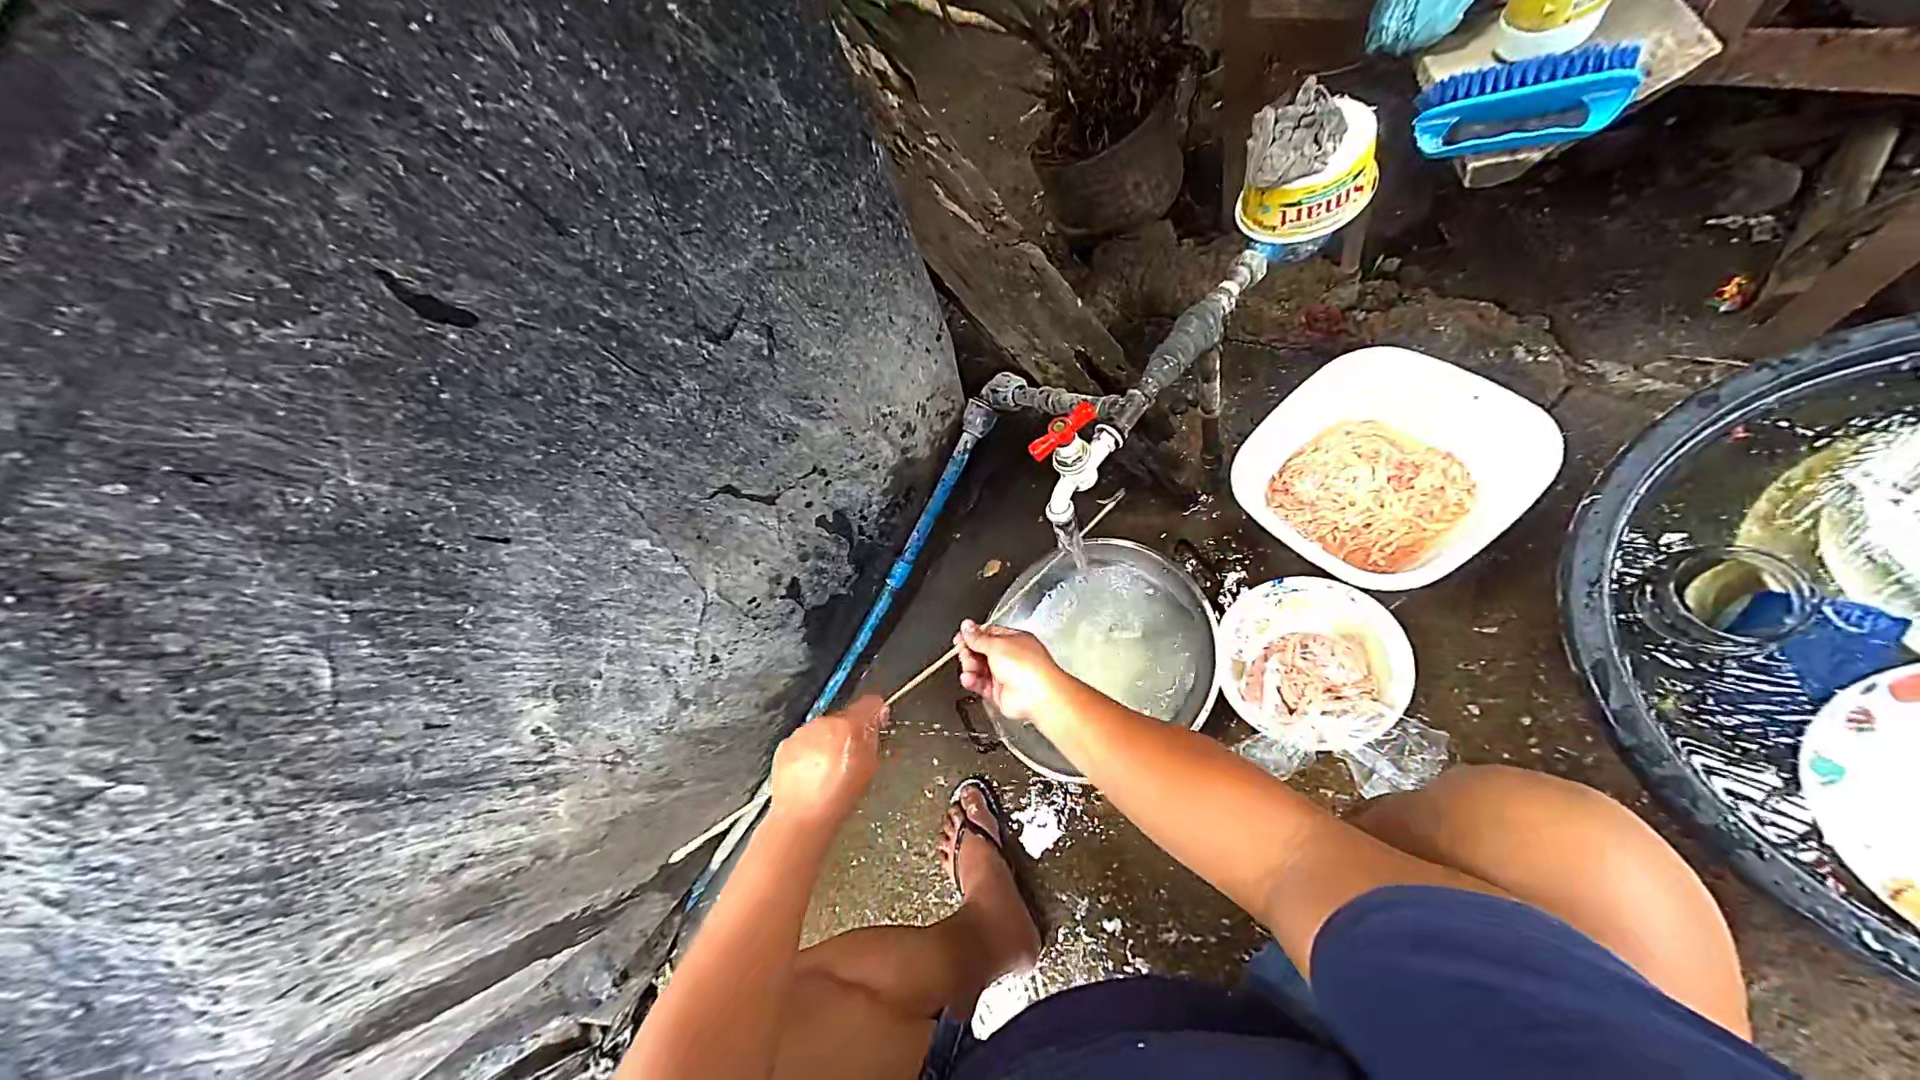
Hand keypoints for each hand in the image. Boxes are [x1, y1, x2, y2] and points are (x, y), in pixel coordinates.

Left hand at [770, 696, 886, 824]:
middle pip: (842, 718)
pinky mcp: (786, 745)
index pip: (868, 704)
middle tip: (848, 758)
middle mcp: (824, 723)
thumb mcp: (869, 767)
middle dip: (847, 733)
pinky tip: (812, 774)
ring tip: (827, 771)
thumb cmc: (837, 797)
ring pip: (821, 730)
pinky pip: (802, 742)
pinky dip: (808, 752)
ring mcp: (803, 733)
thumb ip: (873, 736)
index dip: (874, 712)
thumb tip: (876, 717)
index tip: (875, 720)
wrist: (803, 816)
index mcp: (849, 726)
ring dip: (826, 742)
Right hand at [954, 620, 1070, 723]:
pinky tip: (968, 679)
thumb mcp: (997, 645)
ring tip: (969, 668)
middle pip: (981, 651)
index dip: (972, 635)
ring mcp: (1005, 675)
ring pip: (979, 669)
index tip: (960, 638)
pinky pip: (981, 685)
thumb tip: (967, 626)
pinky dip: (972, 681)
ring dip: (970, 667)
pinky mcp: (999, 693)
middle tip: (963, 652)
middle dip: (969, 651)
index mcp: (1013, 640)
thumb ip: (978, 637)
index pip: (988, 634)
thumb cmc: (1028, 667)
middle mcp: (1010, 657)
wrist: (1038, 696)